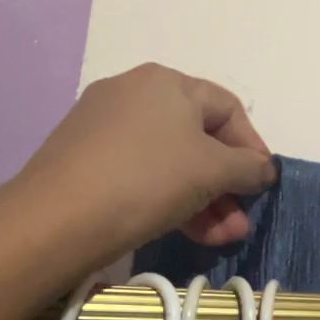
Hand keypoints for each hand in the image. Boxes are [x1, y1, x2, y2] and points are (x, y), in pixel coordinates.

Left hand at [13, 64, 275, 262]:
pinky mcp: (85, 158)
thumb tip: (263, 169)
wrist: (56, 220)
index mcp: (168, 83)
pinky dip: (170, 198)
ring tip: (220, 237)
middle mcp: (135, 93)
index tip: (263, 183)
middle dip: (227, 184)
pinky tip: (186, 229)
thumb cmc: (149, 179)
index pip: (229, 109)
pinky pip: (143, 172)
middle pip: (200, 138)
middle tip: (241, 220)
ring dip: (205, 199)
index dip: (253, 146)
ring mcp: (105, 125)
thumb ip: (249, 167)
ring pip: (173, 161)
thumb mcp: (215, 171)